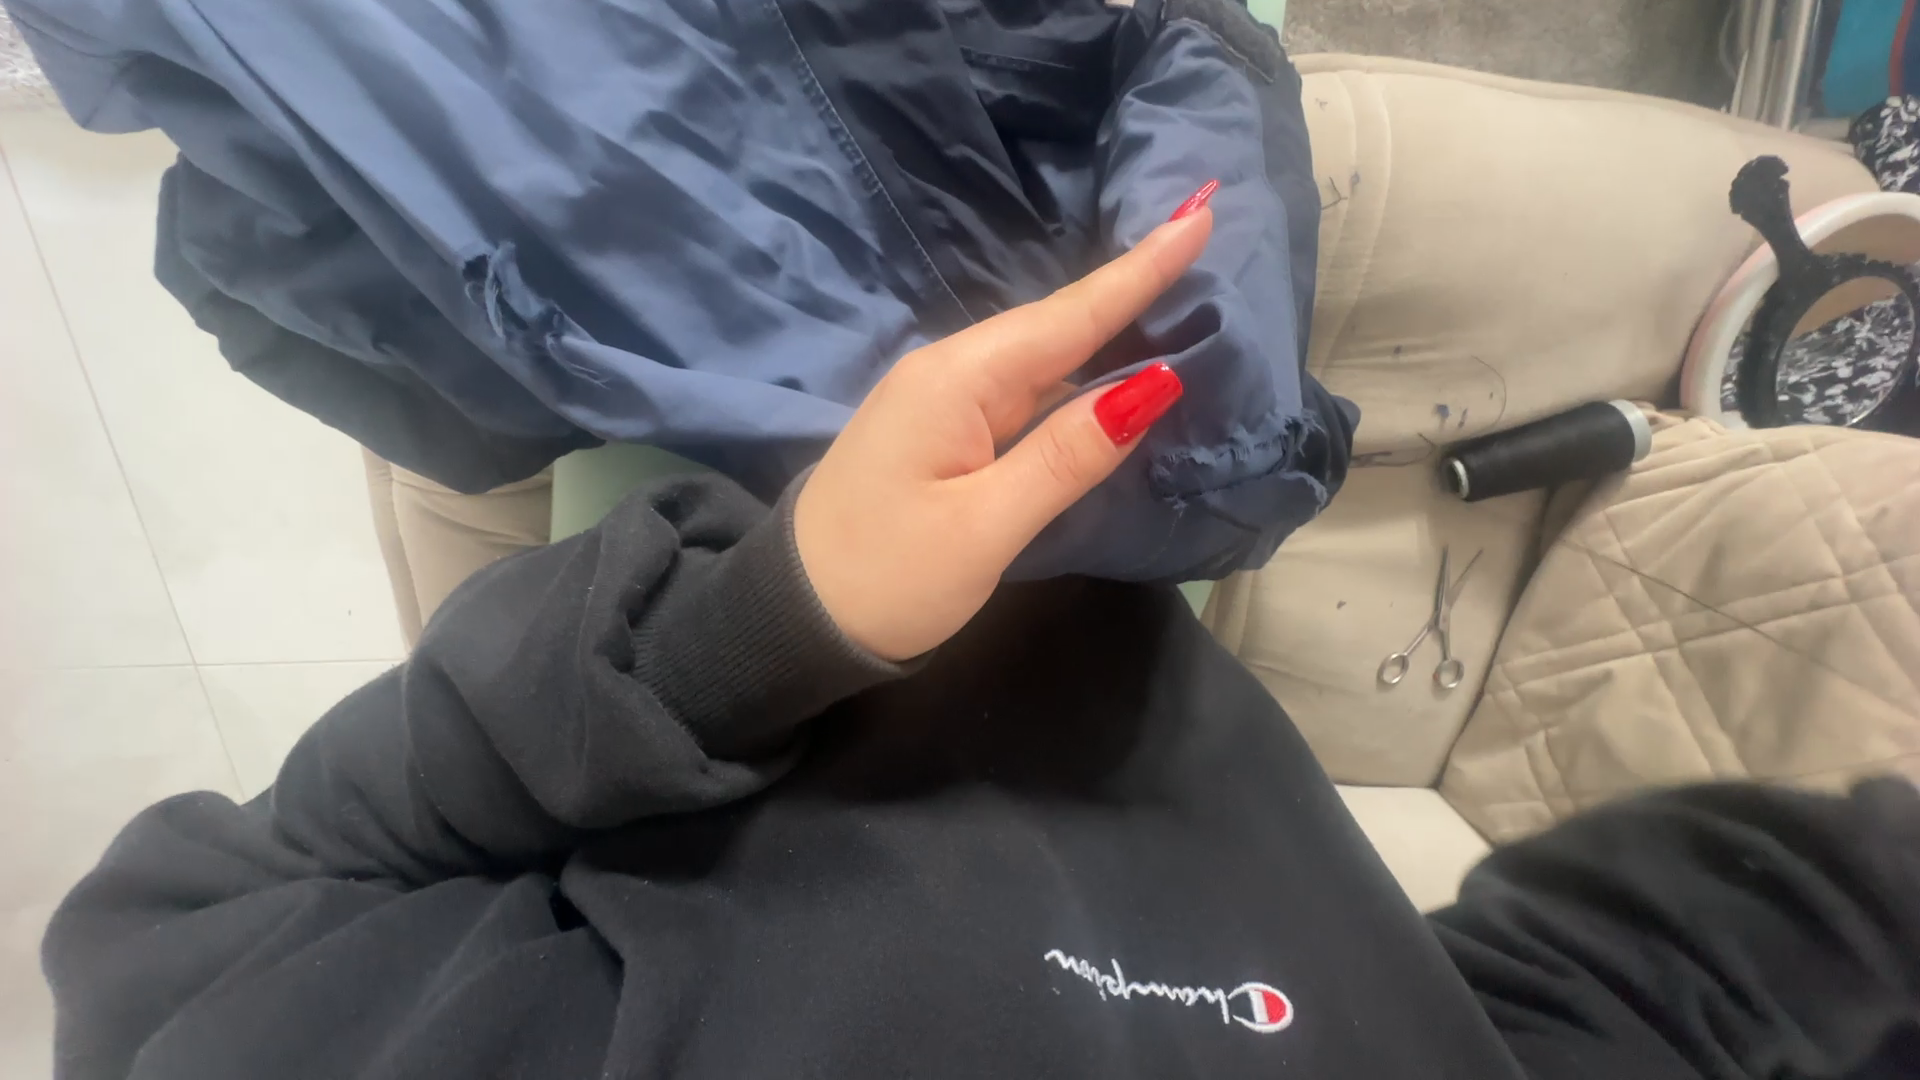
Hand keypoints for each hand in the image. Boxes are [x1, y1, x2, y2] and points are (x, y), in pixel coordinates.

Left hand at [794, 188, 1215, 659]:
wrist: (799, 616)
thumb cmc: (888, 577)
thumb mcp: (984, 525)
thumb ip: (1066, 455)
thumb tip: (1152, 385)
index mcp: (956, 382)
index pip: (1065, 318)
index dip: (1137, 272)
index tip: (1198, 212)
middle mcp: (947, 375)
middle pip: (1053, 327)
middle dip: (1126, 289)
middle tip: (1198, 237)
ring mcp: (940, 405)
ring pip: (1037, 360)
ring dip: (1101, 331)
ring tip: (1171, 293)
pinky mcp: (940, 436)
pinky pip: (1018, 395)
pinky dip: (1068, 379)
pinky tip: (1101, 369)